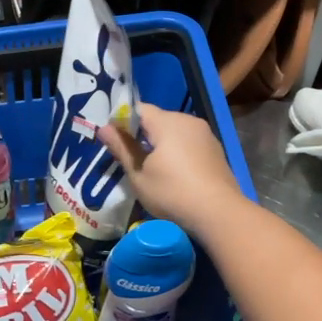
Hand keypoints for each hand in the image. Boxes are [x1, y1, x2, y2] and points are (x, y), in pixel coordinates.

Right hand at [101, 105, 248, 235]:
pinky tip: (174, 173)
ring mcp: (205, 133)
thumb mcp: (138, 174)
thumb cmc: (171, 192)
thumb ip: (122, 148)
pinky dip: (177, 151)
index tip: (114, 141)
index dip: (123, 122)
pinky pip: (188, 142)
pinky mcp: (215, 148)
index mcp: (166, 122)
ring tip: (152, 168)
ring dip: (160, 143)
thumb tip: (103, 128)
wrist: (217, 211)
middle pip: (158, 119)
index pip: (138, 109)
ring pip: (174, 131)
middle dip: (142, 134)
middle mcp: (187, 120)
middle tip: (130, 158)